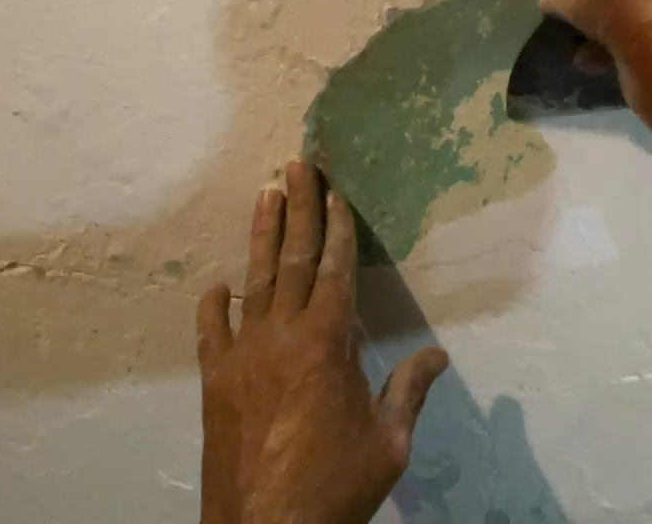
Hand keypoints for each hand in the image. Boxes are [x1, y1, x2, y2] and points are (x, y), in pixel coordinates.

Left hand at [198, 161, 448, 523]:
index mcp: (328, 342)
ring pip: (255, 280)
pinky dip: (213, 305)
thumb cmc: (334, 486)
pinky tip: (216, 282)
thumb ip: (410, 390)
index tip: (336, 191)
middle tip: (296, 164)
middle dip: (299, 207)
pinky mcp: (216, 380)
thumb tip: (440, 354)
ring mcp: (244, 354)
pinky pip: (212, 332)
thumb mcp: (387, 443)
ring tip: (265, 192)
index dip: (338, 227)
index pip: (336, 268)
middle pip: (294, 258)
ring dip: (262, 234)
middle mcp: (283, 334)